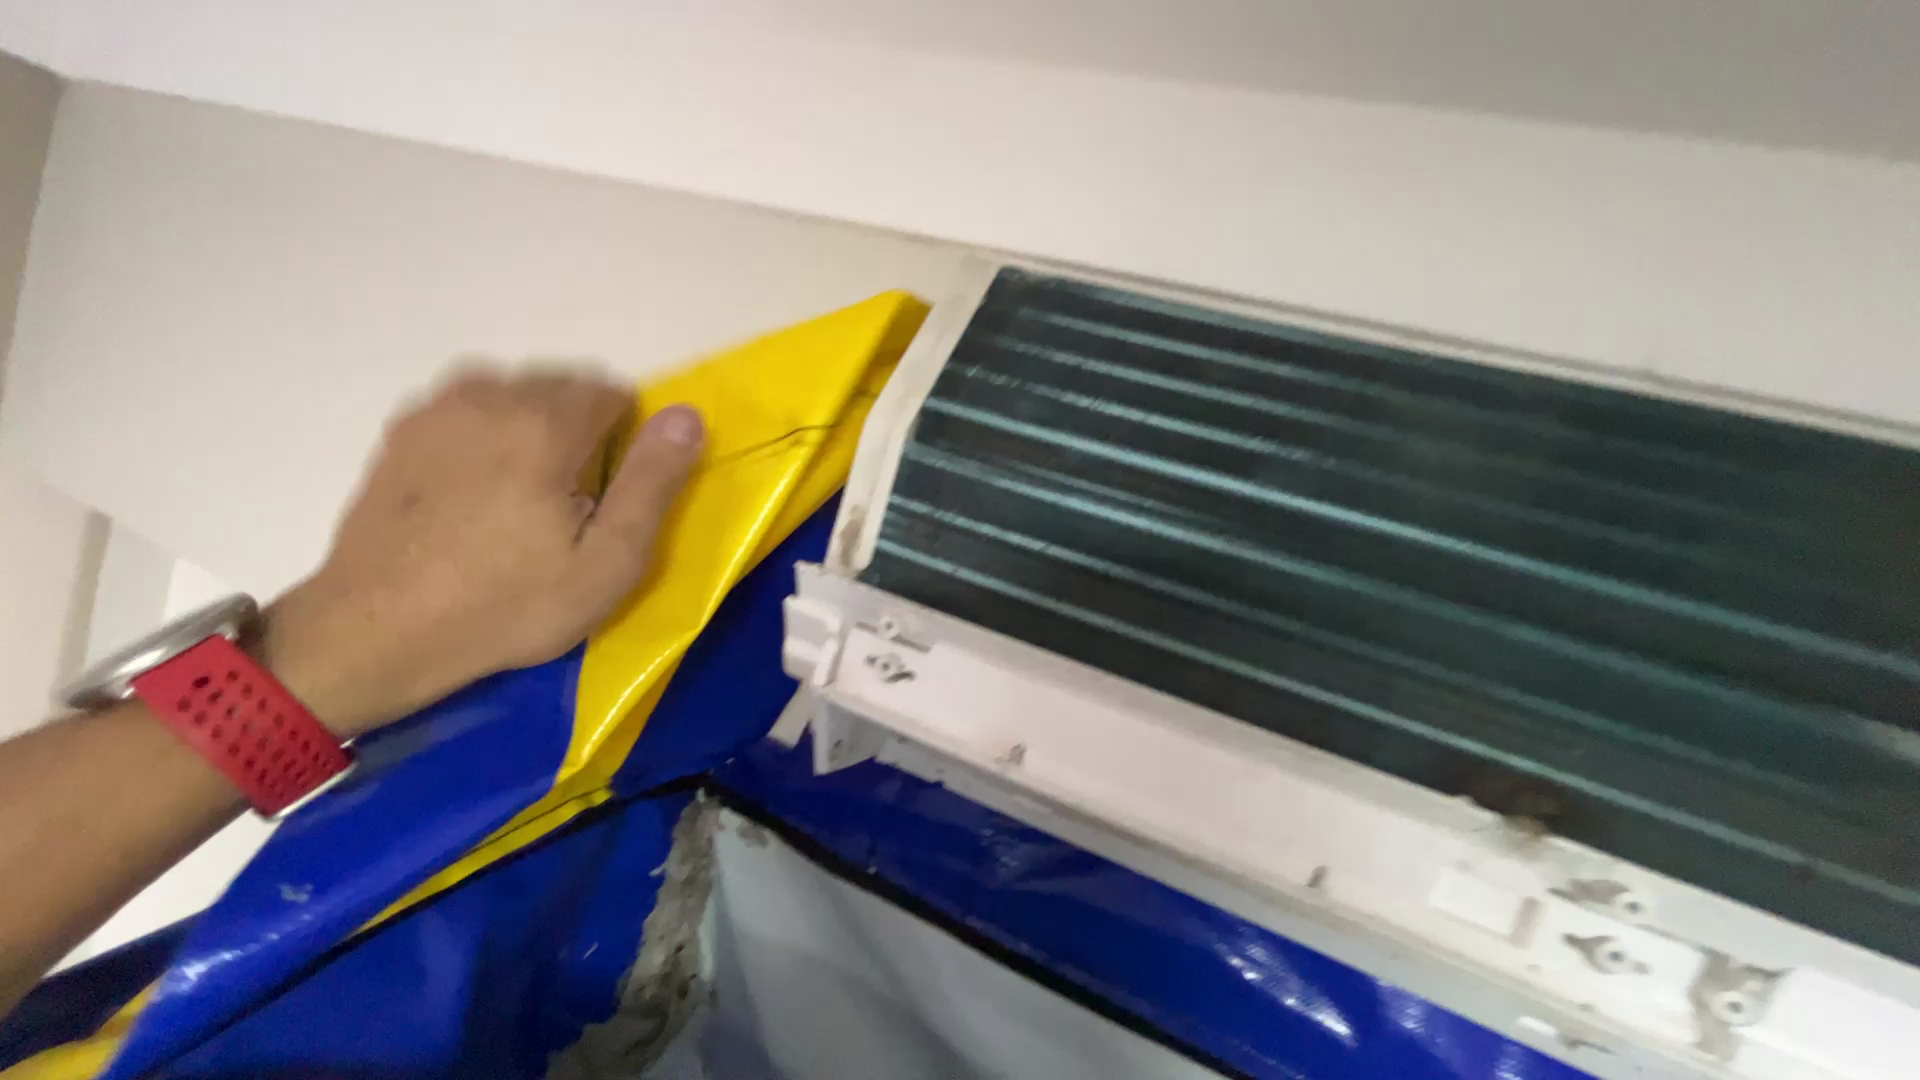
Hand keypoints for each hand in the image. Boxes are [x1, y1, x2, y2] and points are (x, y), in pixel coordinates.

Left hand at [261, 367, 705, 737]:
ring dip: (537, 428)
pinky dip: (491, 435)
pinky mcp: (401, 432)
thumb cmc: (508, 605)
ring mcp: (435, 410)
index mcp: (543, 423)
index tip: (610, 495)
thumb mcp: (608, 562)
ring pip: (516, 394)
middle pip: (564, 387)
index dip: (628, 442)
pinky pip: (470, 409)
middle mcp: (487, 396)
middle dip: (583, 431)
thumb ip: (653, 482)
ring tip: (525, 496)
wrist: (375, 635)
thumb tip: (688, 415)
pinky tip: (478, 492)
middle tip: (572, 503)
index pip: (613, 392)